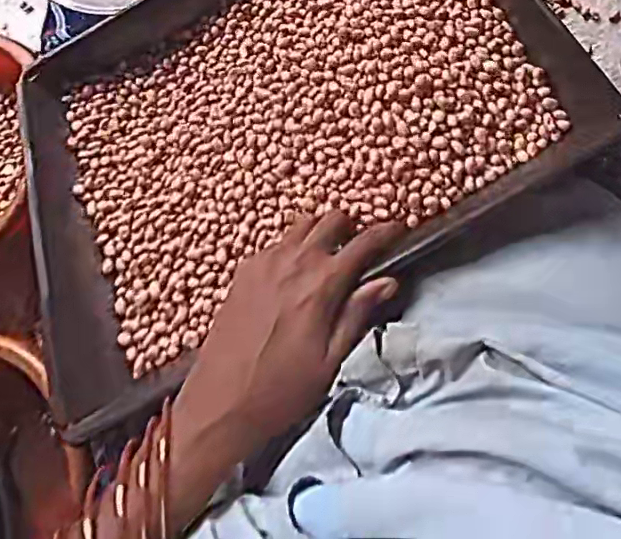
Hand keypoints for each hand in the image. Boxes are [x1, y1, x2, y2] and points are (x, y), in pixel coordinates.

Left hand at [164, 212, 403, 522]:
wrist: (221, 402)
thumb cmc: (281, 390)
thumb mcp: (330, 359)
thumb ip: (358, 313)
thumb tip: (387, 282)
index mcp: (321, 284)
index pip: (363, 243)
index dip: (386, 232)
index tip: (399, 228)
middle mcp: (294, 261)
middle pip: (331, 219)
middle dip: (351, 228)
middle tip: (358, 250)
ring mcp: (266, 261)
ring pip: (303, 224)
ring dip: (321, 233)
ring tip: (328, 259)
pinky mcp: (246, 268)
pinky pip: (278, 242)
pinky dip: (293, 248)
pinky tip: (294, 276)